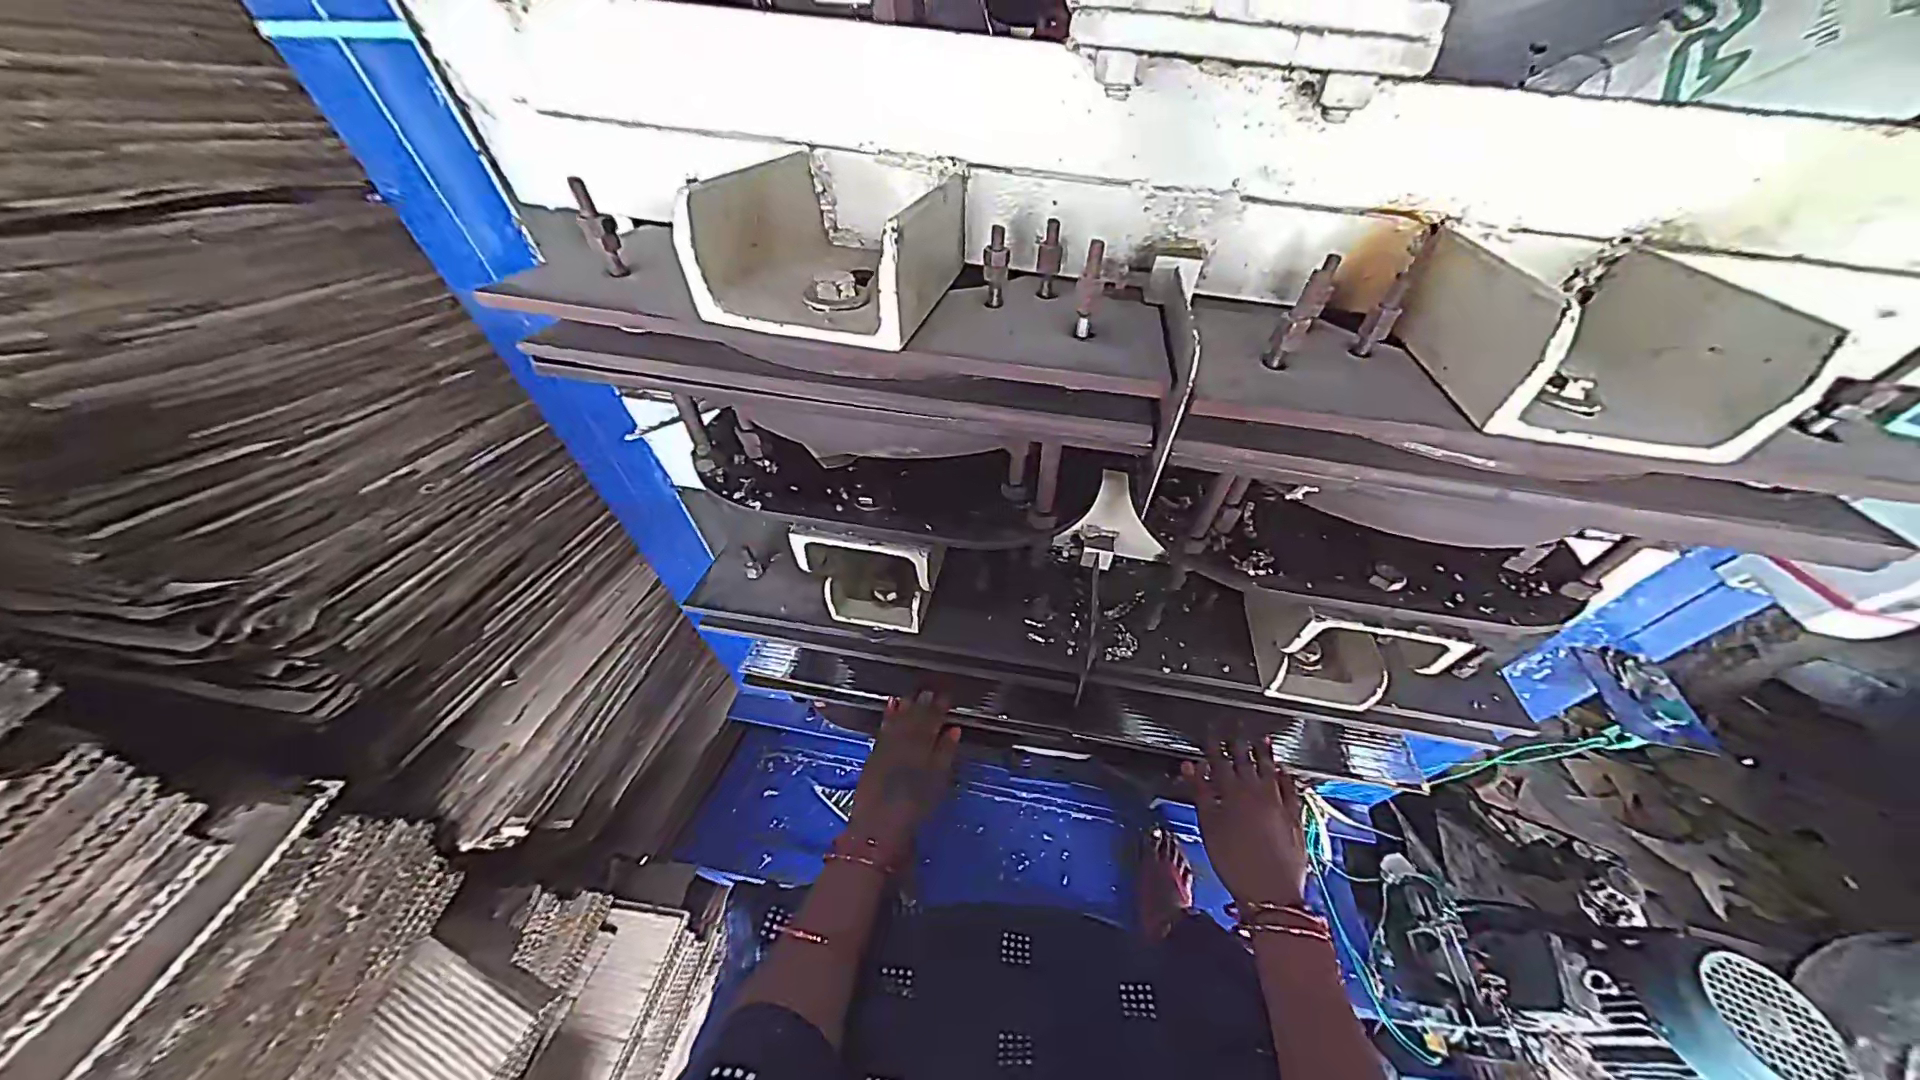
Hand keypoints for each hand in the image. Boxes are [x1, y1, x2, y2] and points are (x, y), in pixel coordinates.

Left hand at [845, 693, 960, 858]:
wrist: (880, 823)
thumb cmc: (915, 806)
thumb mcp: (938, 780)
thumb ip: (945, 752)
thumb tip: (953, 729)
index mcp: (924, 745)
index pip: (933, 719)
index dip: (940, 706)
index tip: (947, 695)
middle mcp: (905, 740)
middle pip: (916, 716)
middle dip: (924, 702)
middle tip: (930, 689)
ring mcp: (887, 745)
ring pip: (899, 718)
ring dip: (907, 705)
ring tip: (913, 694)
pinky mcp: (875, 752)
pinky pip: (885, 726)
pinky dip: (889, 714)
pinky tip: (891, 705)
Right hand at [1182, 739, 1308, 907]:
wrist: (1270, 893)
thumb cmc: (1235, 863)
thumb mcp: (1208, 826)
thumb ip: (1200, 792)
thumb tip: (1191, 768)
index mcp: (1232, 793)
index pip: (1220, 761)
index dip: (1214, 746)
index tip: (1211, 734)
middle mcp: (1257, 792)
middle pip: (1246, 760)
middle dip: (1238, 744)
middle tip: (1235, 730)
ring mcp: (1279, 803)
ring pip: (1271, 770)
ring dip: (1265, 754)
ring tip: (1262, 741)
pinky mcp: (1295, 817)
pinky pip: (1292, 789)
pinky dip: (1287, 777)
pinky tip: (1286, 771)